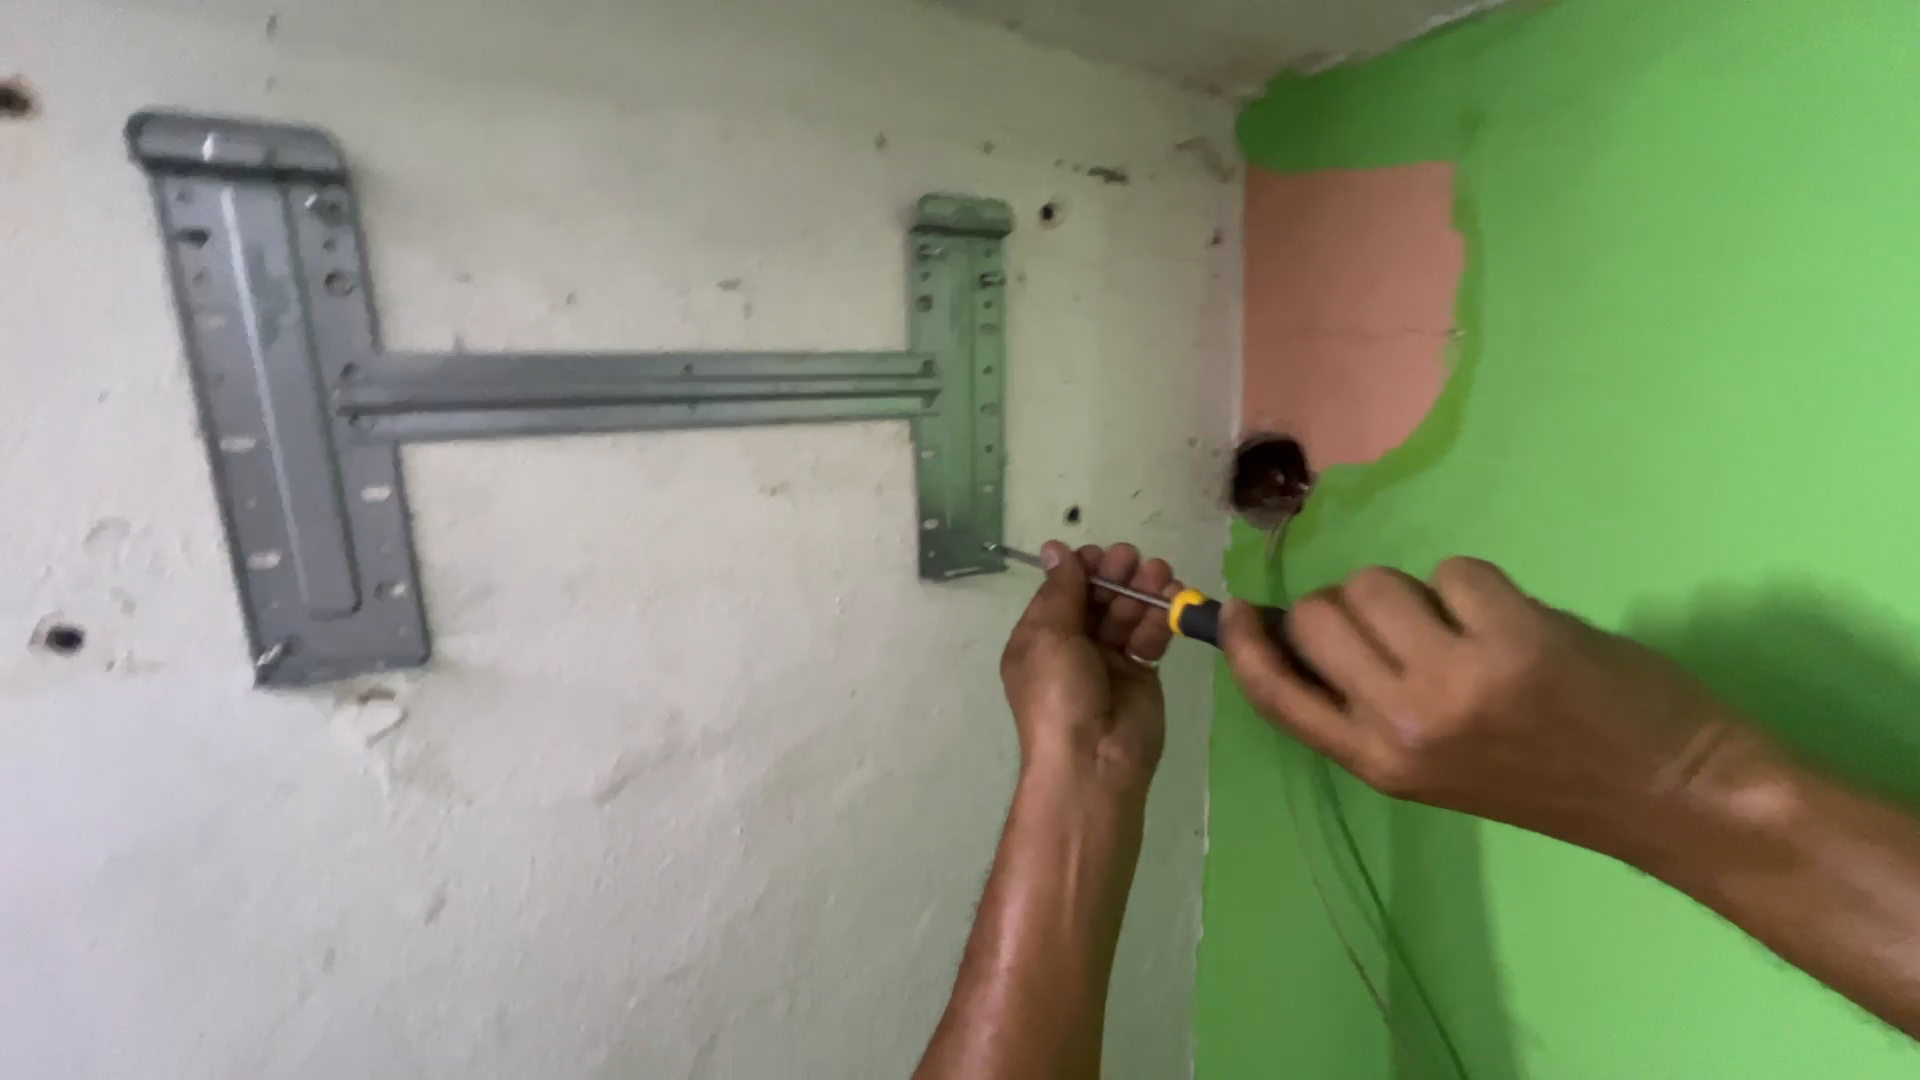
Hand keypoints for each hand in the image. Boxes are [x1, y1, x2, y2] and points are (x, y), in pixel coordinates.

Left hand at [1000, 542, 1179, 790]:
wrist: (1093, 761)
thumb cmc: (1058, 694)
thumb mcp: (1049, 636)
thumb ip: (1061, 590)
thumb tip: (1054, 548)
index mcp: (1039, 636)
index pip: (1062, 591)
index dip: (1081, 569)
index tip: (1100, 554)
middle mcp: (1071, 645)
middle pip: (1096, 597)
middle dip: (1114, 575)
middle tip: (1133, 559)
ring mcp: (1107, 659)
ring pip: (1126, 612)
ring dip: (1141, 590)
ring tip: (1159, 572)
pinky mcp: (1140, 673)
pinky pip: (1149, 636)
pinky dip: (1160, 617)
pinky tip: (1171, 599)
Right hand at [1220, 558, 1752, 858]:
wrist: (1673, 798)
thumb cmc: (1536, 779)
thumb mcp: (1425, 765)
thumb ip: (1360, 703)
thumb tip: (1301, 627)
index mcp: (1376, 761)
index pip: (1274, 692)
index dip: (1245, 644)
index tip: (1238, 612)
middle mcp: (1402, 723)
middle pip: (1315, 616)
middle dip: (1343, 604)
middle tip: (1391, 621)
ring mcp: (1456, 680)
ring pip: (1374, 583)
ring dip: (1409, 591)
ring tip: (1457, 622)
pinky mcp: (1514, 640)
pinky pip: (1450, 571)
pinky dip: (1473, 585)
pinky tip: (1508, 620)